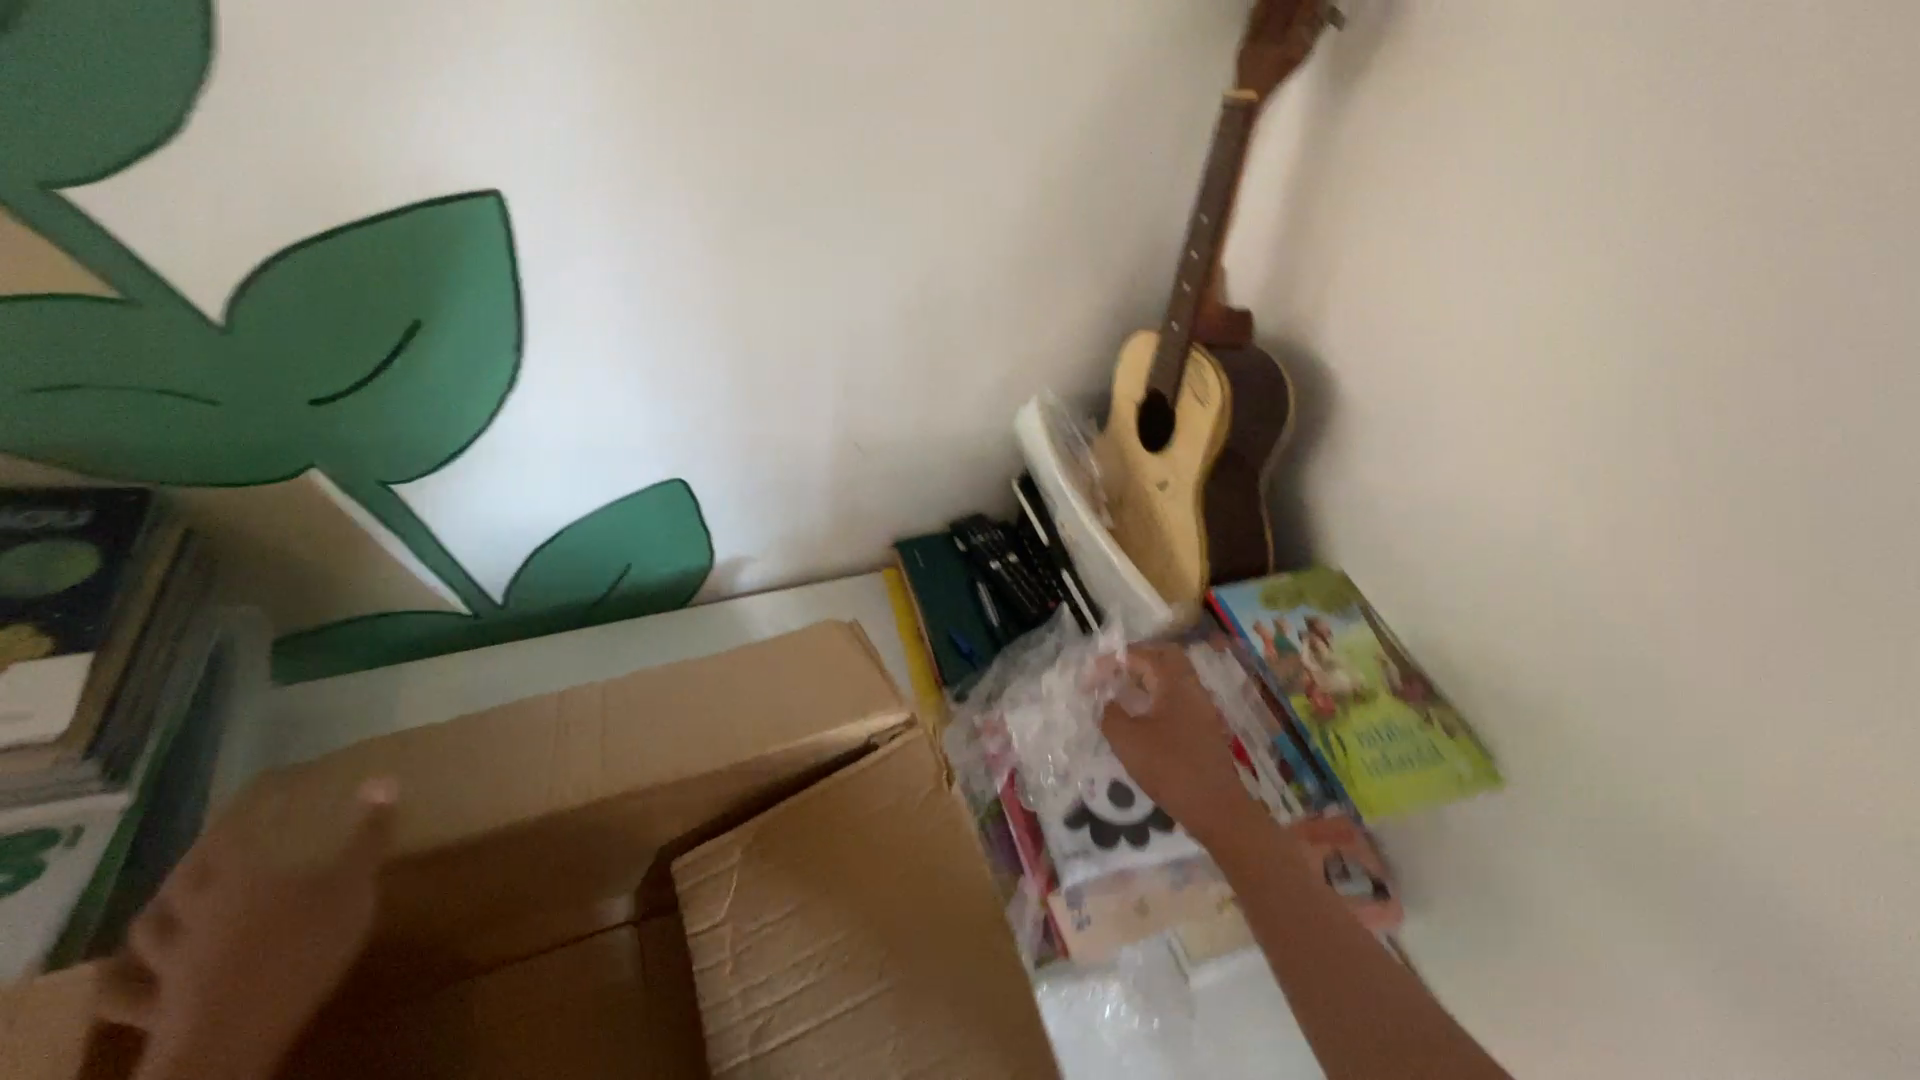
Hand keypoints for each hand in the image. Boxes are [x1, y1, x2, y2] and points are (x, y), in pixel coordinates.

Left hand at [97, 778, 398, 1079]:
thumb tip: (385, 779)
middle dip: (196, 862)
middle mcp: (197, 908)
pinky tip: (120, 976)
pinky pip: (128, 992)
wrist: (239, 1029)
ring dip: (154, 913)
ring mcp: (171, 959)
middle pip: (186, 878)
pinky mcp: (159, 1006)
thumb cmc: (302, 946)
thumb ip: (367, 838)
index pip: (234, 833)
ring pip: (150, 928)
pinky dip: (122, 981)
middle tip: (207, 851)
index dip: (243, 816)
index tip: (257, 798)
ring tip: (162, 904)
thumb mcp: (352, 885)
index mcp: (241, 875)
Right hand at [1100, 644, 1267, 844]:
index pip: (1142, 656)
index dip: (1112, 661)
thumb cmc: (1169, 768)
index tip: (1090, 678)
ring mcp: (1202, 707)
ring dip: (1148, 677)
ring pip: (1174, 676)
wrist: (1215, 806)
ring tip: (1122, 693)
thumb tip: (1107, 702)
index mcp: (1174, 683)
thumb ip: (1110, 714)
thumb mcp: (1127, 741)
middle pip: (1165, 656)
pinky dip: (1158, 695)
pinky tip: (1142, 715)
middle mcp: (1192, 687)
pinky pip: (1179, 696)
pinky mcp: (1204, 726)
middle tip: (1112, 674)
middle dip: (1136, 659)